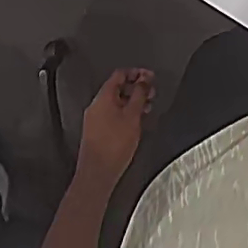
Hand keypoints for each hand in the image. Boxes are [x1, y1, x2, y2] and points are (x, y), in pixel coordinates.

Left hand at [76, 68, 153, 187]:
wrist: (97, 173)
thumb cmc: (115, 143)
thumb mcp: (132, 116)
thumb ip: (139, 95)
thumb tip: (144, 79)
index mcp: (103, 96)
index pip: (119, 74)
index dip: (136, 73)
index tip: (150, 78)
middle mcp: (96, 104)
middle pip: (118, 87)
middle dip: (136, 88)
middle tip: (151, 94)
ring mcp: (95, 117)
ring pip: (116, 101)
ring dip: (132, 101)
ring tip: (147, 108)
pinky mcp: (96, 130)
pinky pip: (112, 113)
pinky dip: (125, 112)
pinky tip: (136, 121)